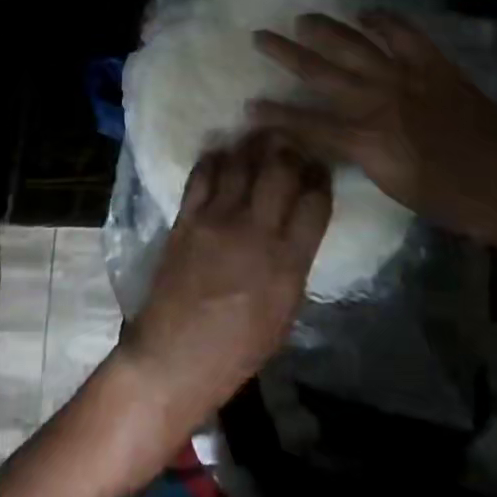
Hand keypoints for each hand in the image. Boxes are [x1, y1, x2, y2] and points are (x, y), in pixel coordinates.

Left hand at [117, 129, 331, 423]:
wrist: (174, 357)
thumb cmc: (237, 348)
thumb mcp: (284, 311)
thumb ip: (294, 262)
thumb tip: (297, 226)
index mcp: (287, 261)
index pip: (315, 202)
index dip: (321, 178)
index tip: (320, 169)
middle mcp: (255, 230)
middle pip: (280, 169)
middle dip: (290, 149)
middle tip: (291, 143)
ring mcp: (218, 219)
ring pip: (242, 163)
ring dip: (254, 146)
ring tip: (260, 139)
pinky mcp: (187, 217)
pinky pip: (203, 174)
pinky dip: (216, 159)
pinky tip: (222, 156)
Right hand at [251, 11, 496, 251]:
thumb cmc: (447, 199)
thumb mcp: (390, 184)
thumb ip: (357, 153)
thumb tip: (330, 134)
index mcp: (367, 140)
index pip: (309, 123)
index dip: (277, 115)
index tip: (250, 105)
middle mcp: (380, 101)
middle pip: (322, 72)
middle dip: (287, 54)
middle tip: (261, 36)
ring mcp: (408, 77)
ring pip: (356, 45)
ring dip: (326, 30)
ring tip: (303, 18)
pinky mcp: (435, 65)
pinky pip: (404, 33)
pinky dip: (384, 20)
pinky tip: (366, 12)